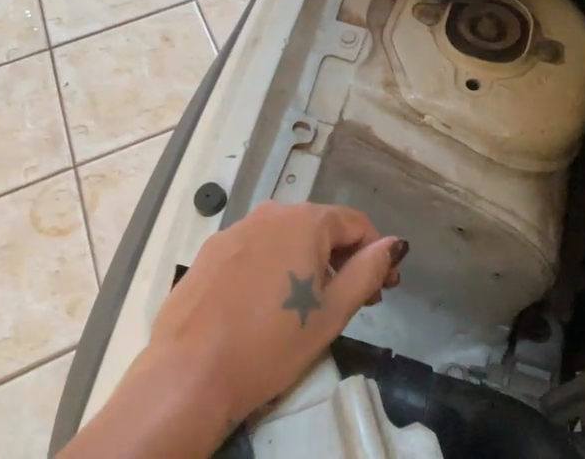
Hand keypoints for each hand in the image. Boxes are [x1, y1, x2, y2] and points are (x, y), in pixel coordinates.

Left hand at [140, 201, 406, 426]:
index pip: (356, 224)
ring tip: (312, 307)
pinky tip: (269, 306)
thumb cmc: (271, 344)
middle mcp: (270, 213)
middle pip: (320, 228)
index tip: (386, 287)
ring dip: (307, 264)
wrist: (189, 372)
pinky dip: (273, 269)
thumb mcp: (332, 313)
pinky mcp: (210, 252)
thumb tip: (395, 244)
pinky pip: (255, 251)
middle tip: (357, 301)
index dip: (377, 253)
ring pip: (285, 239)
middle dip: (344, 260)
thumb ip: (368, 271)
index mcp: (305, 221)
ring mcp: (235, 230)